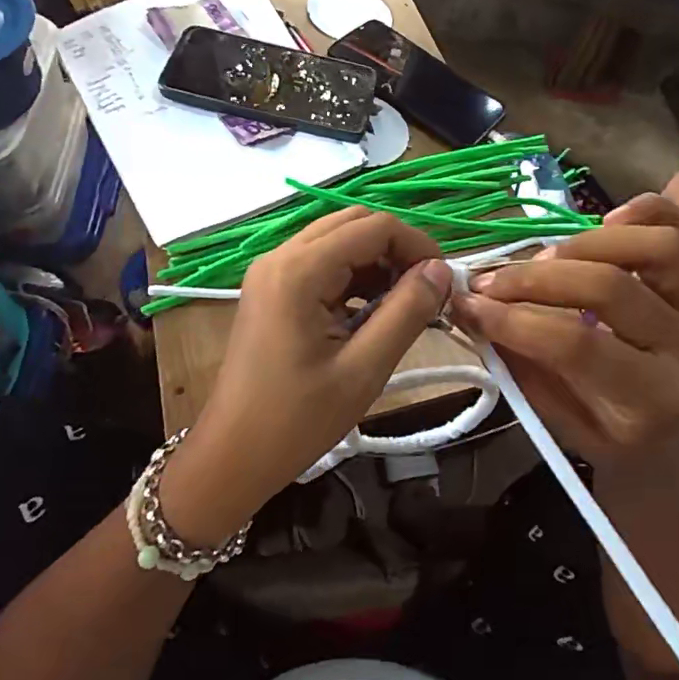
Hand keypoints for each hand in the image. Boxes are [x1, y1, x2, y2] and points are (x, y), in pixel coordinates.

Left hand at [184, 207, 450, 510]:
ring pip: (338, 241)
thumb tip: (441, 270)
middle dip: (397, 249)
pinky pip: (321, 265)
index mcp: (299, 270)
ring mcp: (272, 272)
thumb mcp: (364, 369)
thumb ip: (407, 312)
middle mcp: (280, 257)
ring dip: (376, 263)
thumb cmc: (298, 419)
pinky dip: (353, 277)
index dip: (417, 244)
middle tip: (427, 290)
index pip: (373, 227)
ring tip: (406, 304)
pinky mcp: (272, 290)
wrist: (234, 455)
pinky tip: (372, 311)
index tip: (445, 280)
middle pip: (353, 224)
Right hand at [449, 195, 678, 469]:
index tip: (467, 306)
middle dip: (534, 279)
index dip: (513, 320)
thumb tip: (471, 306)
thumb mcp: (549, 414)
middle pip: (608, 286)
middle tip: (491, 283)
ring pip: (655, 247)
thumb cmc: (592, 427)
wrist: (649, 428)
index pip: (575, 345)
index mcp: (649, 400)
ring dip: (582, 244)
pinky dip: (639, 212)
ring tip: (541, 260)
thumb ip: (516, 361)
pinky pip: (674, 226)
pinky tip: (602, 222)